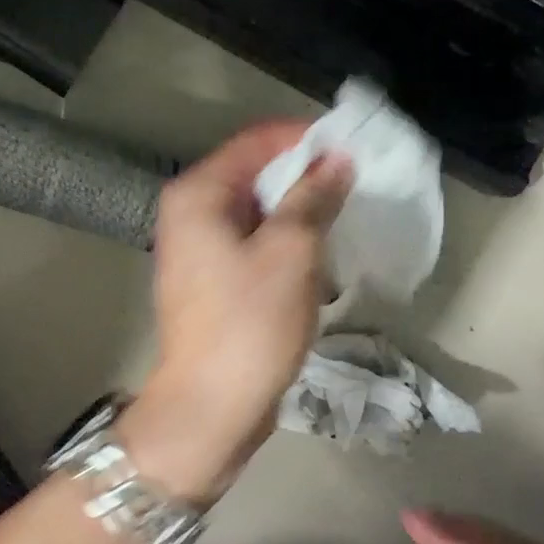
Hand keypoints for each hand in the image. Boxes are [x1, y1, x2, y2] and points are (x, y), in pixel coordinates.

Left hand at [117, 121, 352, 506]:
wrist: (211, 405)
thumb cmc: (250, 323)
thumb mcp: (291, 252)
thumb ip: (313, 198)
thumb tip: (336, 159)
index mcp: (197, 194)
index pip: (255, 142)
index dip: (304, 139)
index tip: (353, 148)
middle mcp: (188, 211)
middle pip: (252, 173)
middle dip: (304, 176)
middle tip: (355, 183)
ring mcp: (195, 247)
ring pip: (254, 209)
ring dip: (296, 210)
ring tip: (342, 216)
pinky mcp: (209, 278)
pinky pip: (250, 241)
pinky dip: (282, 240)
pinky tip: (316, 254)